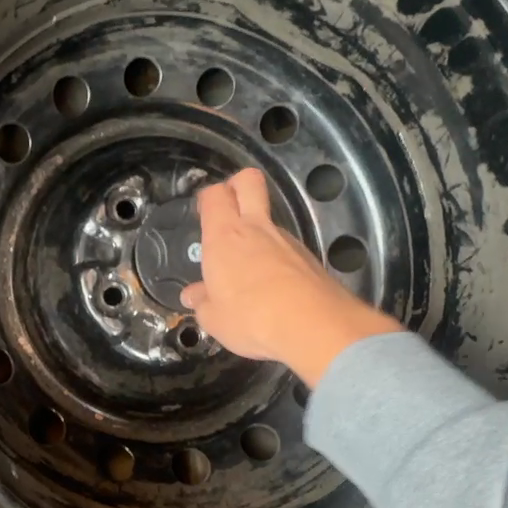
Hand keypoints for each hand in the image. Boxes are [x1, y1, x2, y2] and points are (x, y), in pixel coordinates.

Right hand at [180, 168, 403, 384]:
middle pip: (249, 181)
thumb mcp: (213, 319)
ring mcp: (287, 240)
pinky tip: (272, 289)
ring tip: (248, 270)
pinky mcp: (308, 257)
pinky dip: (275, 259)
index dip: (207, 199)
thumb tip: (193, 295)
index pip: (214, 195)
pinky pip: (285, 248)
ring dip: (257, 233)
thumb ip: (202, 302)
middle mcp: (256, 228)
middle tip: (228, 210)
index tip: (203, 215)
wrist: (313, 326)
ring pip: (269, 219)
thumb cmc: (250, 318)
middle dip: (236, 186)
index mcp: (224, 236)